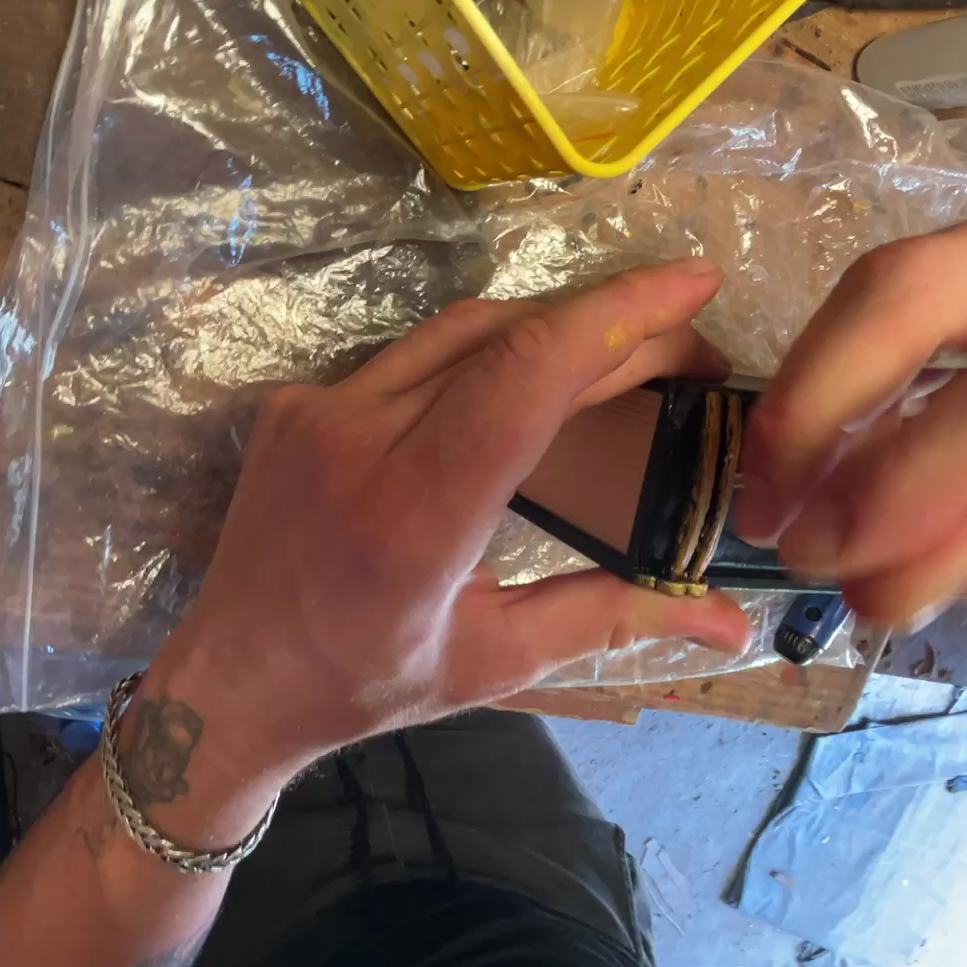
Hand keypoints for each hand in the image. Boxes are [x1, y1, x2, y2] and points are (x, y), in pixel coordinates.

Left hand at [149, 259, 753, 782]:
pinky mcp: (292, 403)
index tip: (694, 284)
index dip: (619, 314)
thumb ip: (609, 618)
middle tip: (675, 345)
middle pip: (501, 333)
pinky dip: (472, 360)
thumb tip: (730, 624)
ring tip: (603, 359)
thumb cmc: (366, 682)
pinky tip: (504, 391)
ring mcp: (315, 410)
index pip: (526, 373)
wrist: (236, 675)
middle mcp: (358, 437)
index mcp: (417, 510)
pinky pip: (404, 357)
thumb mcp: (494, 659)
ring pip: (453, 330)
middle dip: (602, 322)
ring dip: (539, 331)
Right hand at [735, 182, 966, 643]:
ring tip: (783, 487)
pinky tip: (835, 449)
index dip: (908, 480)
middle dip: (812, 405)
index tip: (821, 559)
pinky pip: (912, 301)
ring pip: (894, 282)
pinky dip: (846, 377)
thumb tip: (871, 583)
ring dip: (812, 390)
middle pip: (920, 290)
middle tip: (766, 508)